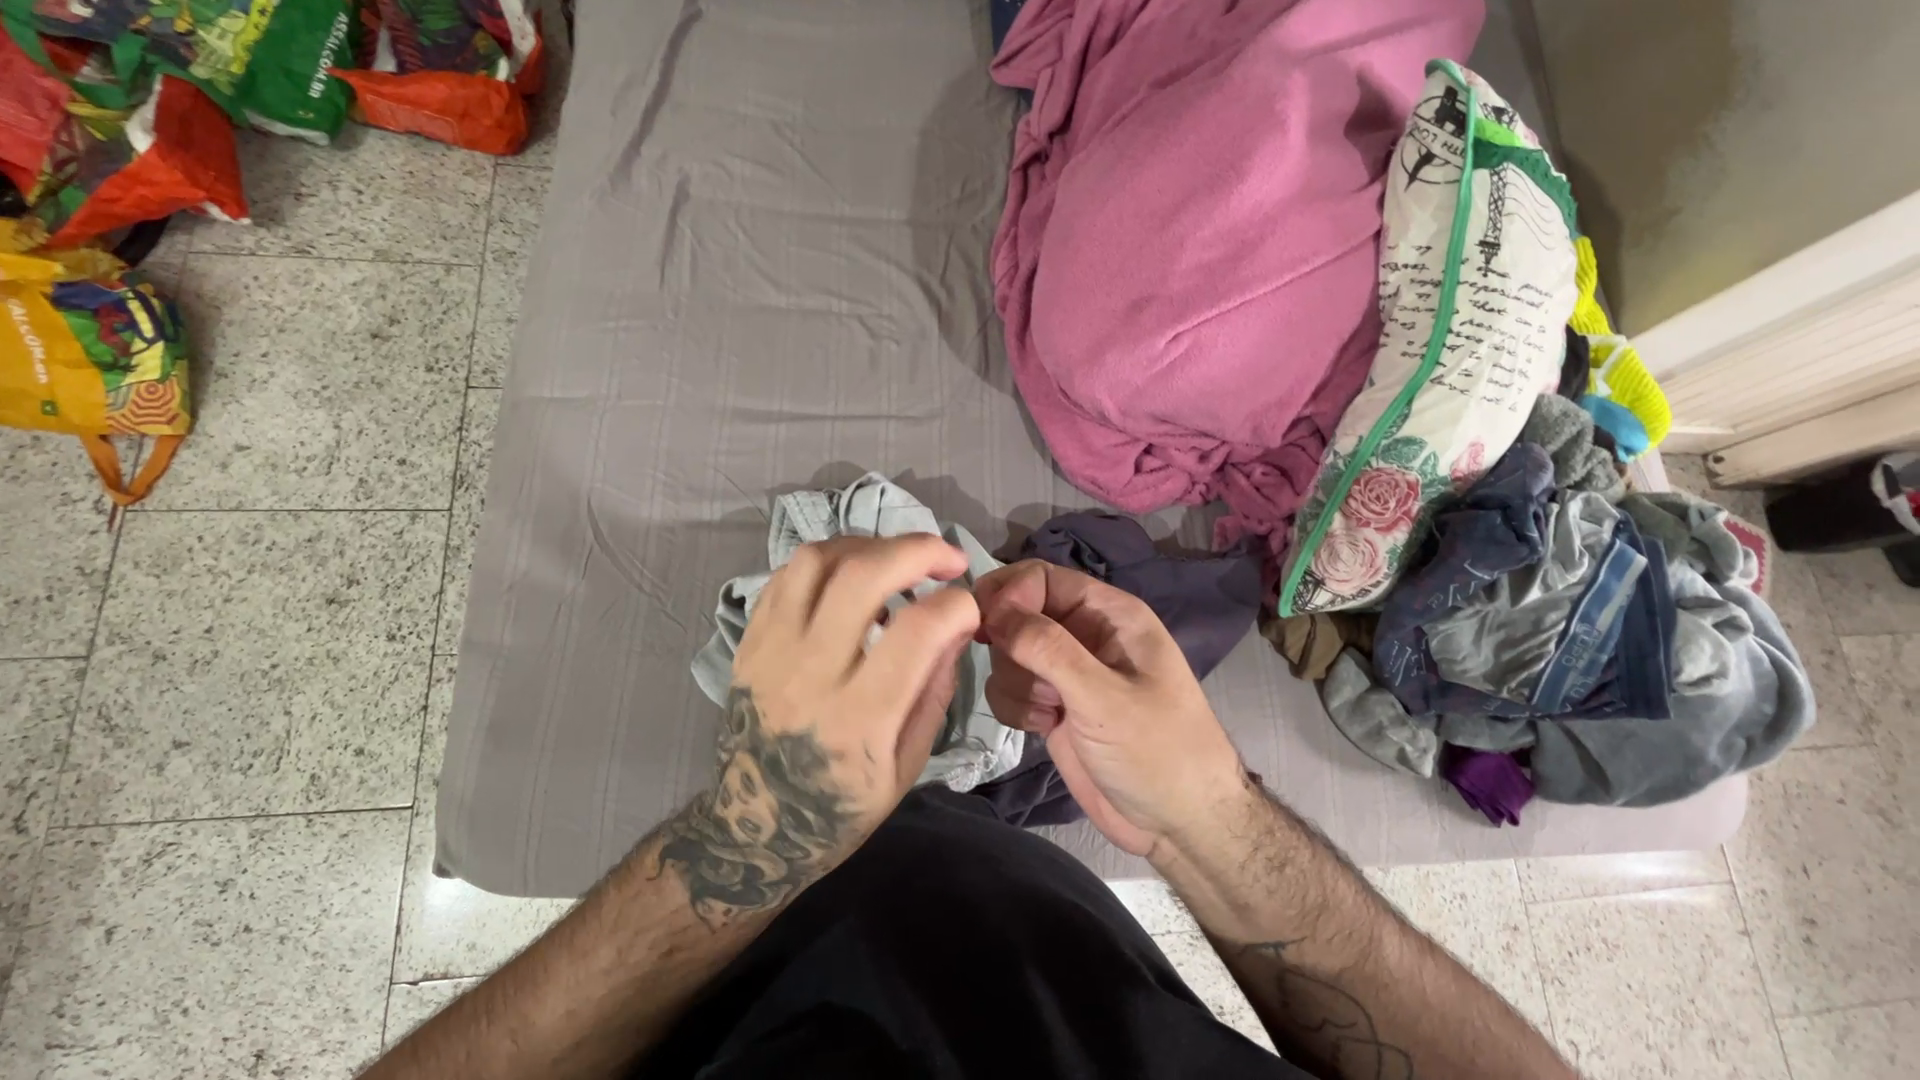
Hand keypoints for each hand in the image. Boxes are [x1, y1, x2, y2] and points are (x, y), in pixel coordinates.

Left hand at [658, 535, 979, 926]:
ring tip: (895, 562)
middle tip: (947, 558)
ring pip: (816, 561)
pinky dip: (828, 562)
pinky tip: (851, 577)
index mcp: (860, 716)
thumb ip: (934, 689)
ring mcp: (772, 651)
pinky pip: (786, 576)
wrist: (754, 826)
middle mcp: (811, 673)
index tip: (970, 607)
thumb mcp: (907, 764)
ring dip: (868, 546)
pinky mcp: (749, 642)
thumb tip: (957, 623)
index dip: (957, 604)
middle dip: (918, 549)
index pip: (917, 629)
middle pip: (863, 575)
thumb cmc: (841, 806)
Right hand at [974, 559, 1247, 856]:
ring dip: (1015, 684)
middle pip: (1017, 614)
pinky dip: (1015, 707)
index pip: (1041, 578)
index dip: (1009, 596)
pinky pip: (1010, 688)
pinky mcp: (1053, 707)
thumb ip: (1048, 649)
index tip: (987, 630)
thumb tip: (993, 611)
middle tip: (1036, 684)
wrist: (1176, 822)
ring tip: (1049, 713)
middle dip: (1011, 648)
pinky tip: (1043, 729)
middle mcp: (1085, 634)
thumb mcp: (1104, 697)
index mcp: (1109, 613)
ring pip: (1008, 654)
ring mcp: (1068, 673)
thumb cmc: (1157, 751)